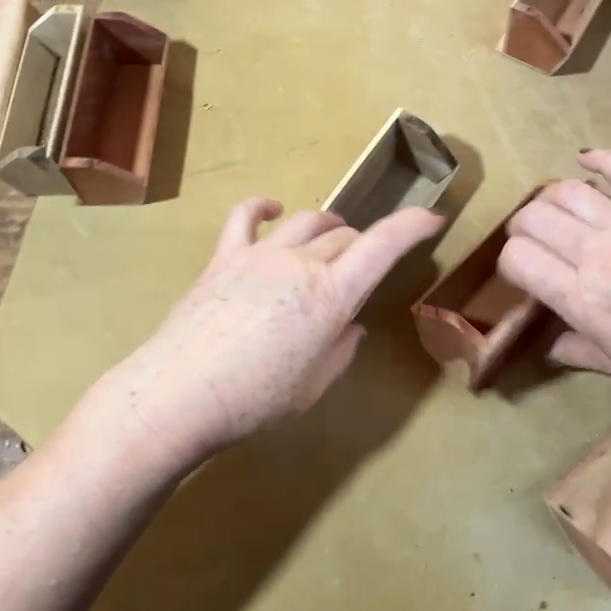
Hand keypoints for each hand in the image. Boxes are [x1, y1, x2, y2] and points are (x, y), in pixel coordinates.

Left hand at [91, 199, 444, 465]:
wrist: (178, 395)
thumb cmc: (254, 402)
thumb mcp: (312, 387)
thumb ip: (340, 352)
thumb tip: (350, 327)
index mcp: (331, 296)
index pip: (383, 246)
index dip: (412, 226)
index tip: (432, 218)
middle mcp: (301, 263)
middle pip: (345, 237)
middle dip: (364, 246)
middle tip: (364, 268)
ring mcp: (260, 255)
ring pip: (307, 222)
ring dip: (328, 226)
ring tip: (333, 236)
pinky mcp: (224, 258)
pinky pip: (246, 218)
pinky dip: (264, 207)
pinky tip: (271, 209)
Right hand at [497, 149, 610, 431]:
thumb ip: (582, 349)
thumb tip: (551, 343)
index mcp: (586, 301)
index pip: (518, 259)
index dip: (509, 264)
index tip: (521, 277)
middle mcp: (601, 256)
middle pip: (534, 218)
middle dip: (521, 229)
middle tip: (530, 245)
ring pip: (568, 191)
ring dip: (549, 198)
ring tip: (552, 213)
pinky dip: (601, 159)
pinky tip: (585, 160)